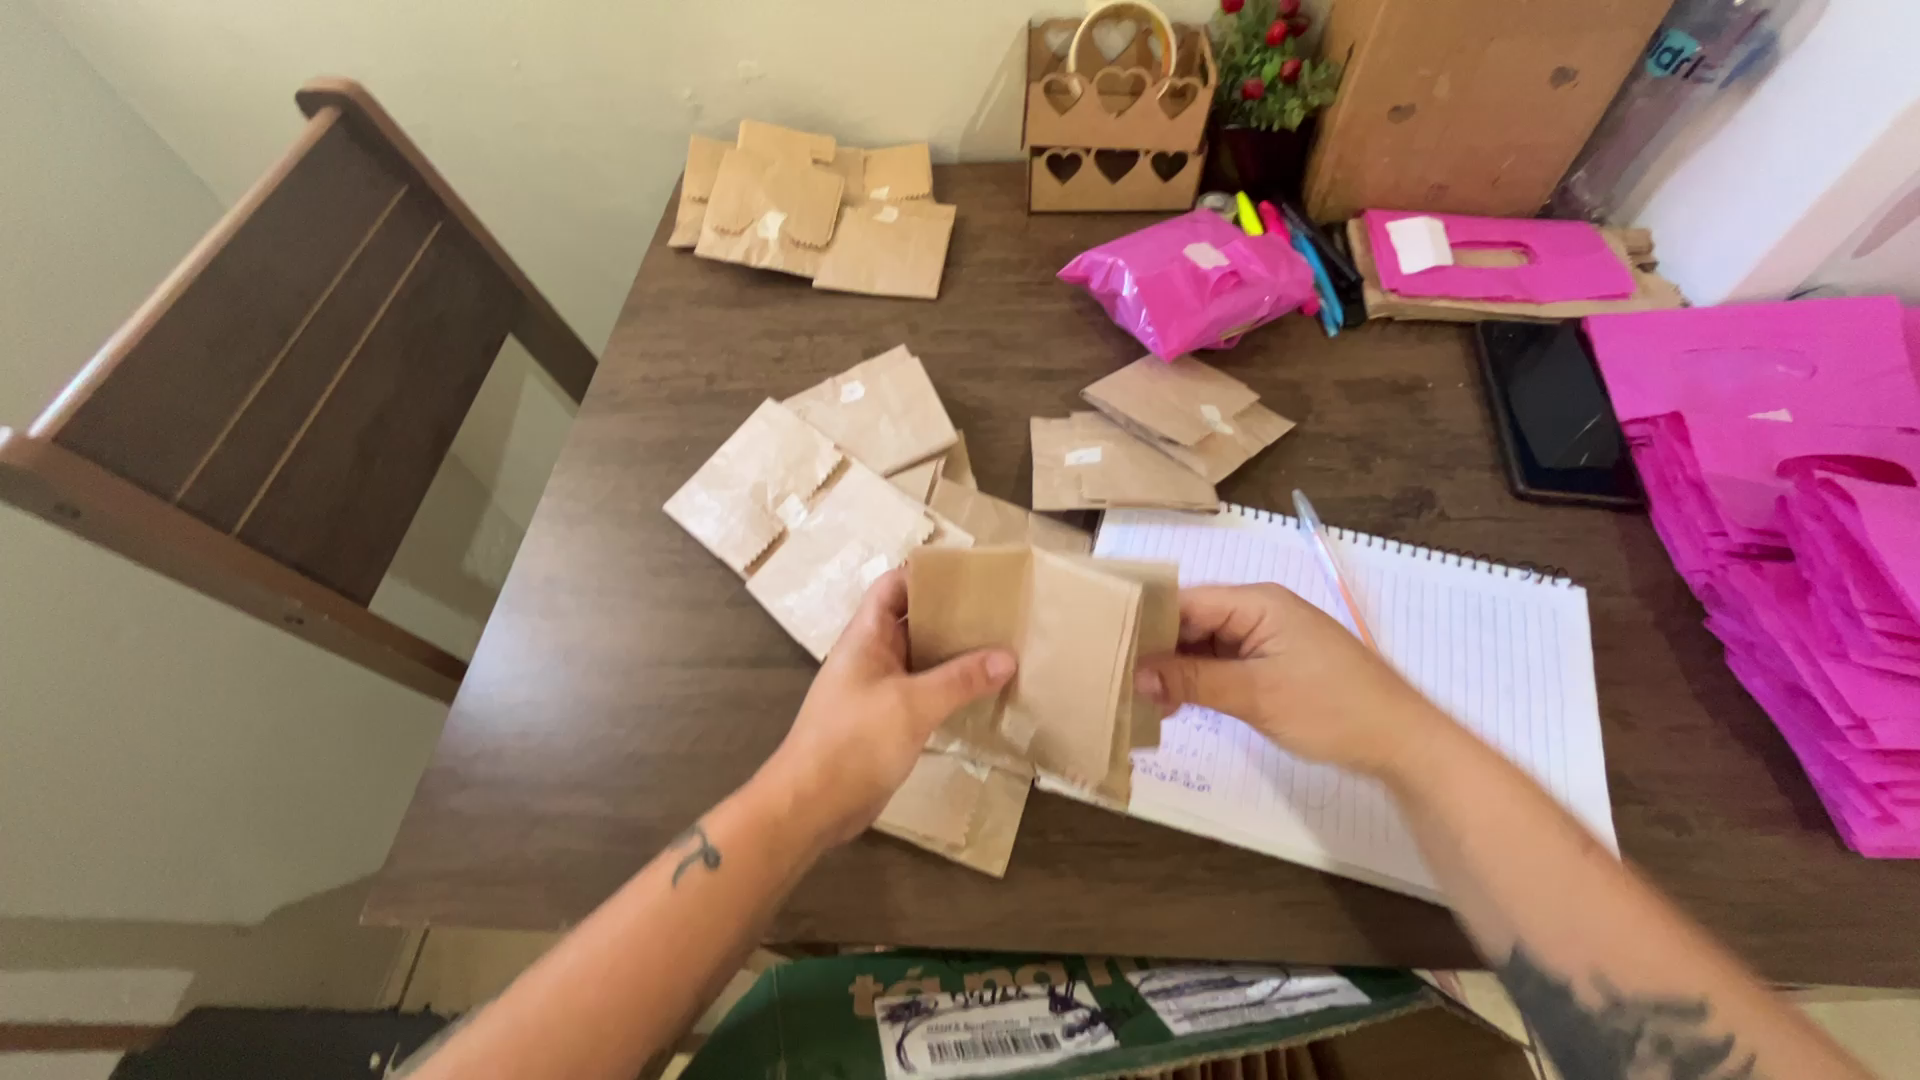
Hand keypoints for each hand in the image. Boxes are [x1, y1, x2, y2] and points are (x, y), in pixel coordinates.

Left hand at [760, 568, 1016, 848]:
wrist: (810, 806)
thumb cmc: (853, 742)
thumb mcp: (912, 705)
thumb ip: (960, 679)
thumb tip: (1008, 656)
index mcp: (867, 636)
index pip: (894, 585)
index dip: (928, 574)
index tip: (972, 575)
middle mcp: (873, 655)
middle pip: (914, 619)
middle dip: (954, 614)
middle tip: (1001, 611)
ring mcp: (880, 689)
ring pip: (923, 658)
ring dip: (956, 654)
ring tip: (1003, 646)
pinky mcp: (889, 720)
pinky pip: (925, 691)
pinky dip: (951, 687)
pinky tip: (984, 691)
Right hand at [1133, 584, 1452, 778]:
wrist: (1403, 744)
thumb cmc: (1332, 709)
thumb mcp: (1255, 694)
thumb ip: (1191, 680)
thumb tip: (1134, 673)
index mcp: (1257, 602)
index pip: (1186, 602)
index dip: (1147, 623)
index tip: (1110, 648)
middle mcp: (1258, 612)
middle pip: (1192, 622)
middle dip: (1157, 650)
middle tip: (1118, 680)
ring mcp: (1265, 640)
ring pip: (1204, 646)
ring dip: (1175, 670)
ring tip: (1138, 696)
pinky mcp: (1270, 666)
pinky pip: (1221, 665)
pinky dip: (1197, 682)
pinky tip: (1171, 703)